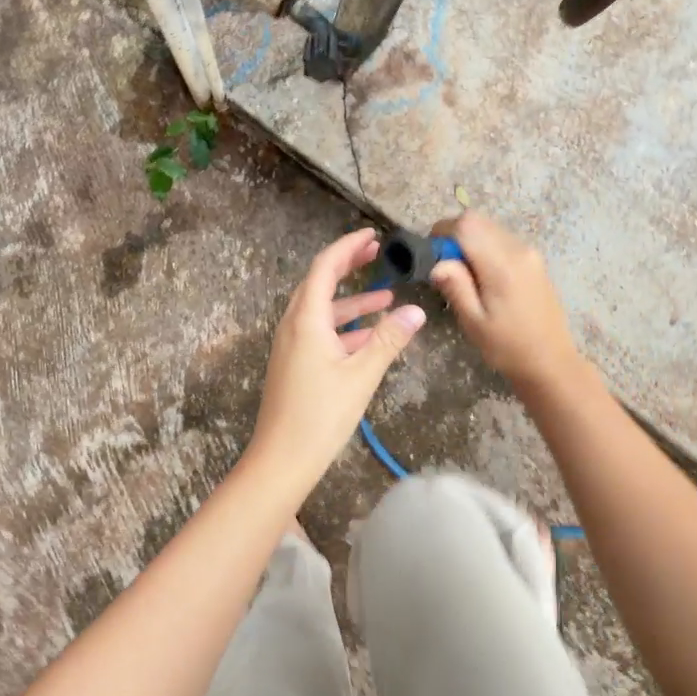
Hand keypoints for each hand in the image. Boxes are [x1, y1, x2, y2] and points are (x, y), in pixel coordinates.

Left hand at [243, 228, 426, 501]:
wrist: (281, 459)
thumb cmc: (319, 416)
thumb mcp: (360, 376)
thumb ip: (388, 341)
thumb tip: (415, 310)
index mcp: (305, 320)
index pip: (324, 268)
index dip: (347, 247)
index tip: (372, 236)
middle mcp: (293, 326)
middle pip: (320, 284)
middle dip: (348, 268)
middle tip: (377, 255)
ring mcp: (291, 346)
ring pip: (322, 312)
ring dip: (352, 303)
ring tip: (387, 299)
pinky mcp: (294, 365)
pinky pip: (320, 334)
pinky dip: (344, 328)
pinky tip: (369, 338)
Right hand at [429, 211, 585, 391]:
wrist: (552, 362)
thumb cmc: (508, 347)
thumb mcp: (473, 322)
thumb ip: (455, 286)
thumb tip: (436, 262)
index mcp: (502, 265)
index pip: (467, 225)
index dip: (442, 232)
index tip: (431, 256)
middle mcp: (518, 250)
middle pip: (477, 220)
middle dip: (454, 235)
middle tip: (444, 265)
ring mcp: (530, 253)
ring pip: (489, 227)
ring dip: (469, 240)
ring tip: (463, 273)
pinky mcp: (534, 260)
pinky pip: (501, 239)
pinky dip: (484, 246)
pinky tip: (482, 275)